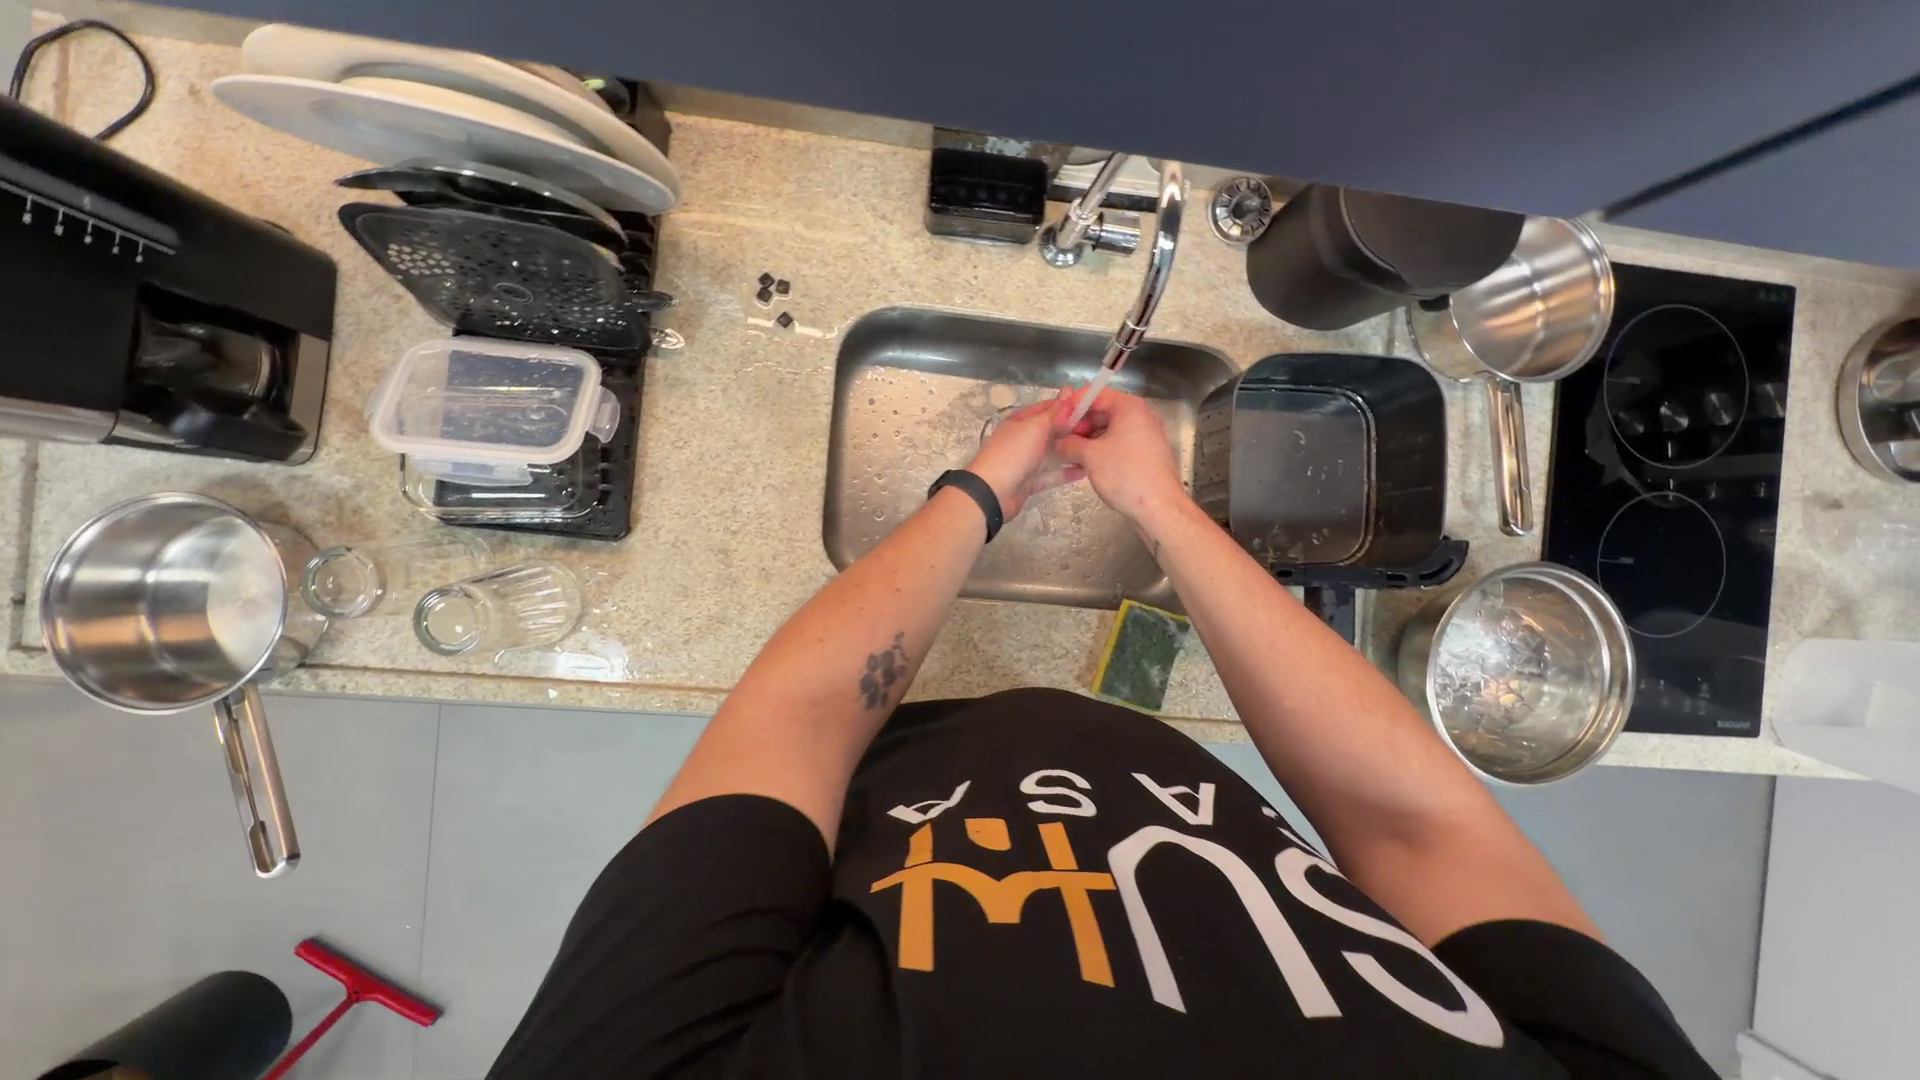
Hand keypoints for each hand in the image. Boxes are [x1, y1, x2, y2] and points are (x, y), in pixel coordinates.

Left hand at [965, 395, 1083, 518]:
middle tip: (1098, 428)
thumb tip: (1070, 394)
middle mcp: (1022, 439)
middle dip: (1072, 429)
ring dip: (1070, 450)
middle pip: (1050, 431)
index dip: (1066, 406)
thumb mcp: (1034, 428)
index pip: (1046, 408)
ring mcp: (1025, 461)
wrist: (992, 492)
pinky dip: (1065, 473)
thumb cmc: (1013, 453)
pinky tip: (1085, 470)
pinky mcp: (1029, 482)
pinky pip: (1050, 475)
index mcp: (1019, 422)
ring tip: (1094, 448)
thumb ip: (1054, 414)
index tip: (1090, 406)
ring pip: (1051, 453)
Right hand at [1053, 385, 1185, 523]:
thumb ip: (1070, 444)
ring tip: (1070, 454)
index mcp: (1129, 407)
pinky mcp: (1146, 454)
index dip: (1073, 405)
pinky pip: (1119, 444)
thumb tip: (1060, 442)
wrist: (1159, 507)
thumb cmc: (1125, 475)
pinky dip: (1102, 450)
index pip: (1095, 394)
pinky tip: (1087, 464)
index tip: (1057, 421)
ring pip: (1110, 430)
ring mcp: (1146, 435)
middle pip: (1103, 411)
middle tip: (1061, 440)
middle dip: (1080, 425)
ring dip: (1089, 440)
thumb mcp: (1090, 456)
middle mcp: (1140, 416)